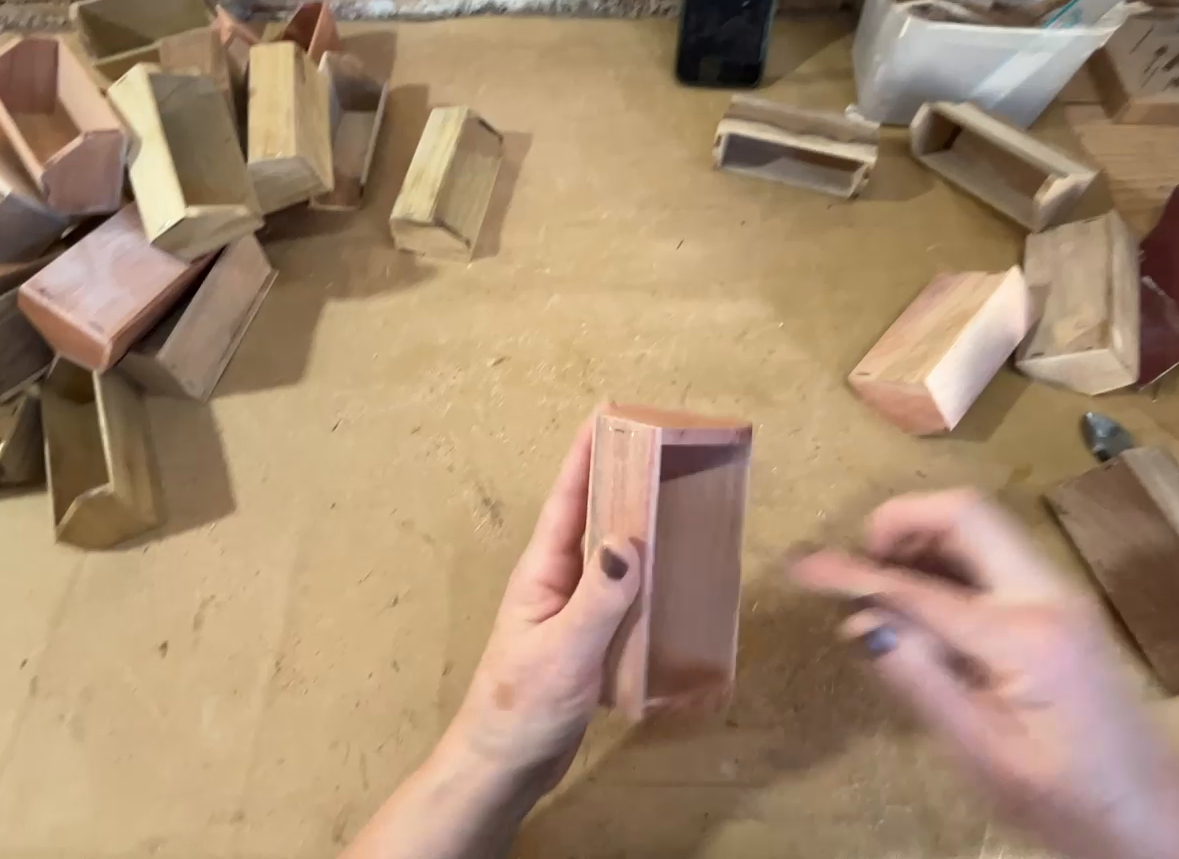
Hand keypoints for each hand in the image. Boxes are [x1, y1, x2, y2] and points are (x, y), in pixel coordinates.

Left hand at [445, 414, 640, 788]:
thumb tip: (630, 539)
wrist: (506, 765)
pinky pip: (622, 590)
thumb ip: (597, 598)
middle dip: (617, 476)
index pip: (567, 497)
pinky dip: (645, 574)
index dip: (585, 453)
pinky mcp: (589, 633)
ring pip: (609, 551)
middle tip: (656, 447)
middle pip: (591, 514)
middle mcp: (558, 576)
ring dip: (635, 522)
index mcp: (543, 568)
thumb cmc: (523, 705)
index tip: (608, 413)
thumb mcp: (563, 650)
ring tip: (672, 497)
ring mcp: (573, 605)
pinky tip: (671, 573)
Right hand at [788, 488, 1178, 858]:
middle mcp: (1045, 596)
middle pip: (963, 513)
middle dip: (901, 522)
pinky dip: (944, 554)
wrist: (1164, 821)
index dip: (853, 574)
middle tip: (865, 562)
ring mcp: (1057, 592)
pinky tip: (925, 599)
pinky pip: (990, 548)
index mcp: (1024, 640)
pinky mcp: (1056, 599)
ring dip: (922, 534)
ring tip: (887, 582)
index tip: (804, 568)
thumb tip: (859, 622)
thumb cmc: (1069, 802)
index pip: (918, 589)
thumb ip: (920, 682)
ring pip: (977, 522)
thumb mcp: (983, 758)